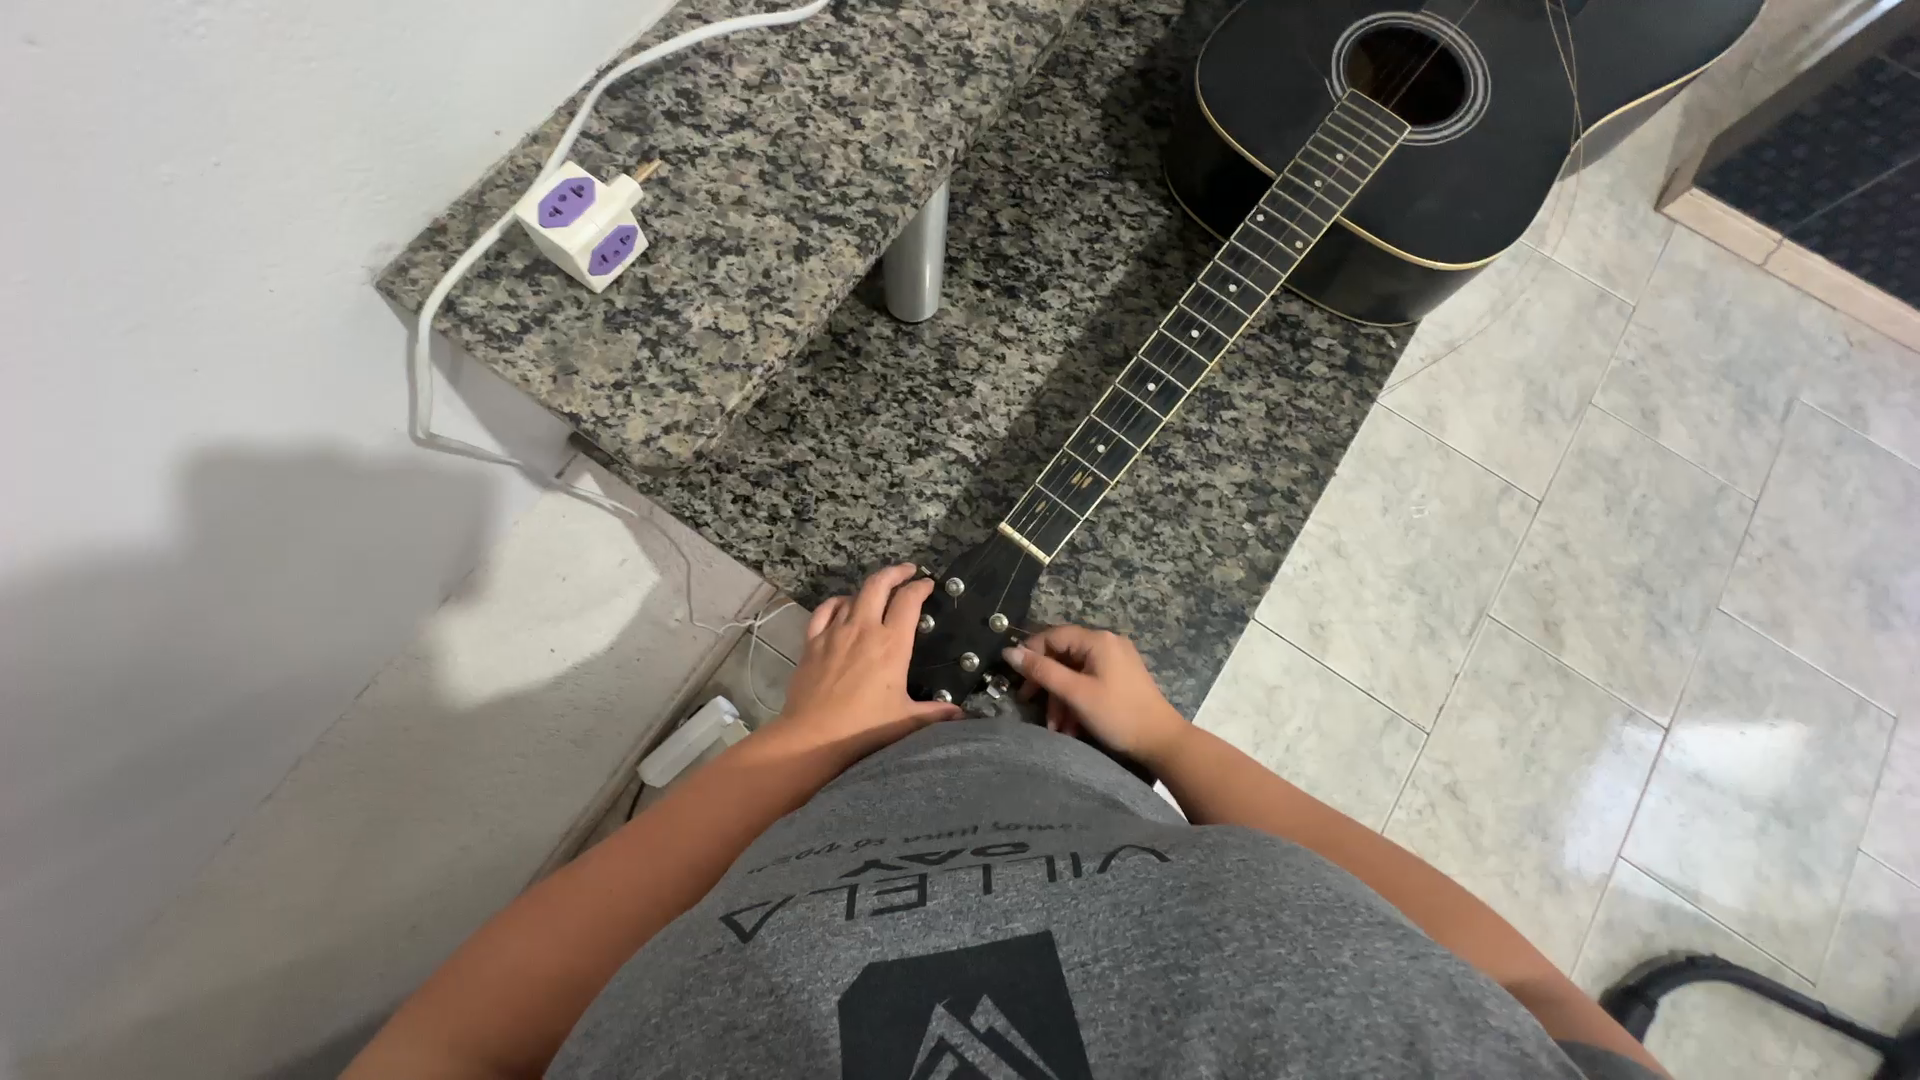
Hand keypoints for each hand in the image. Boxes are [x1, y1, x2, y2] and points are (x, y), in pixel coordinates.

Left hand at [768, 564, 964, 760]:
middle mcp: (864, 629)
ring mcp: (835, 632)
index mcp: (892, 644)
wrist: (814, 736)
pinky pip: (825, 611)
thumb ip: (934, 713)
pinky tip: (842, 605)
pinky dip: (836, 602)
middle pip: (879, 584)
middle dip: (895, 572)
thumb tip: (960, 715)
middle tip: (907, 571)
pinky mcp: (813, 642)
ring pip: (853, 595)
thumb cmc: (865, 727)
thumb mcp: (905, 720)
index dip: (920, 588)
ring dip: (868, 588)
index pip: (909, 601)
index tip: (927, 584)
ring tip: (878, 590)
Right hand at [1003, 625, 1189, 767]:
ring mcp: (1115, 660)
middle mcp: (1107, 643)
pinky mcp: (1120, 677)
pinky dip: (1076, 700)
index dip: (1031, 653)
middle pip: (1063, 655)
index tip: (1016, 678)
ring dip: (1061, 699)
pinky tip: (1071, 726)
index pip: (1053, 636)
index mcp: (1098, 640)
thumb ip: (1041, 671)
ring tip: (1056, 727)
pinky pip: (1088, 681)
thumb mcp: (1075, 693)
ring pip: (1074, 672)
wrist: (1161, 741)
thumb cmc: (1117, 714)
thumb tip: (1009, 652)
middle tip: (1029, 702)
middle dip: (1047, 683)